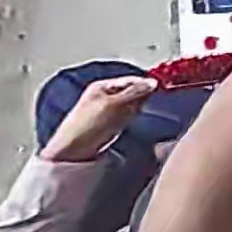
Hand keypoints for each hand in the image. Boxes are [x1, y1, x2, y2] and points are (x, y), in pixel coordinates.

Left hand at [41, 75, 158, 161]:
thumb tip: (154, 82)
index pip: (132, 79)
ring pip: (133, 103)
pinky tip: (132, 121)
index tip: (159, 89)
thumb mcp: (114, 104)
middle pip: (134, 90)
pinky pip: (129, 114)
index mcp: (102, 86)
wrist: (72, 153)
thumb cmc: (87, 125)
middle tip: (146, 103)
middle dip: (143, 96)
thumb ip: (135, 91)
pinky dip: (134, 116)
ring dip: (138, 107)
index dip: (146, 84)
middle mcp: (105, 95)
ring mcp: (108, 109)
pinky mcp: (111, 121)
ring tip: (136, 114)